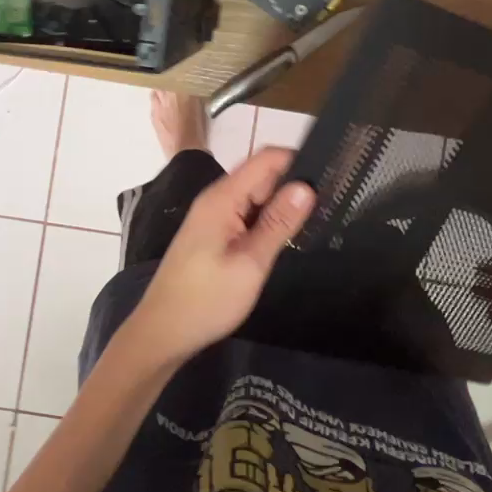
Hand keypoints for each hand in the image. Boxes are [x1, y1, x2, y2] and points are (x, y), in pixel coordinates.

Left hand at [125, 148, 315, 363]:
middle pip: (262, 174)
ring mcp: (213, 215)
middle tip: (328, 205)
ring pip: (256, 195)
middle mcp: (216, 198)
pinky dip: (266, 219)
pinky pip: (246, 213)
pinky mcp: (214, 232)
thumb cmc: (207, 300)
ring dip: (281, 204)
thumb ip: (278, 223)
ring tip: (314, 220)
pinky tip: (285, 236)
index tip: (329, 177)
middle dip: (292, 184)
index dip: (297, 161)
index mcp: (222, 198)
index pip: (266, 158)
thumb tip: (307, 187)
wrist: (163, 333)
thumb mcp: (250, 263)